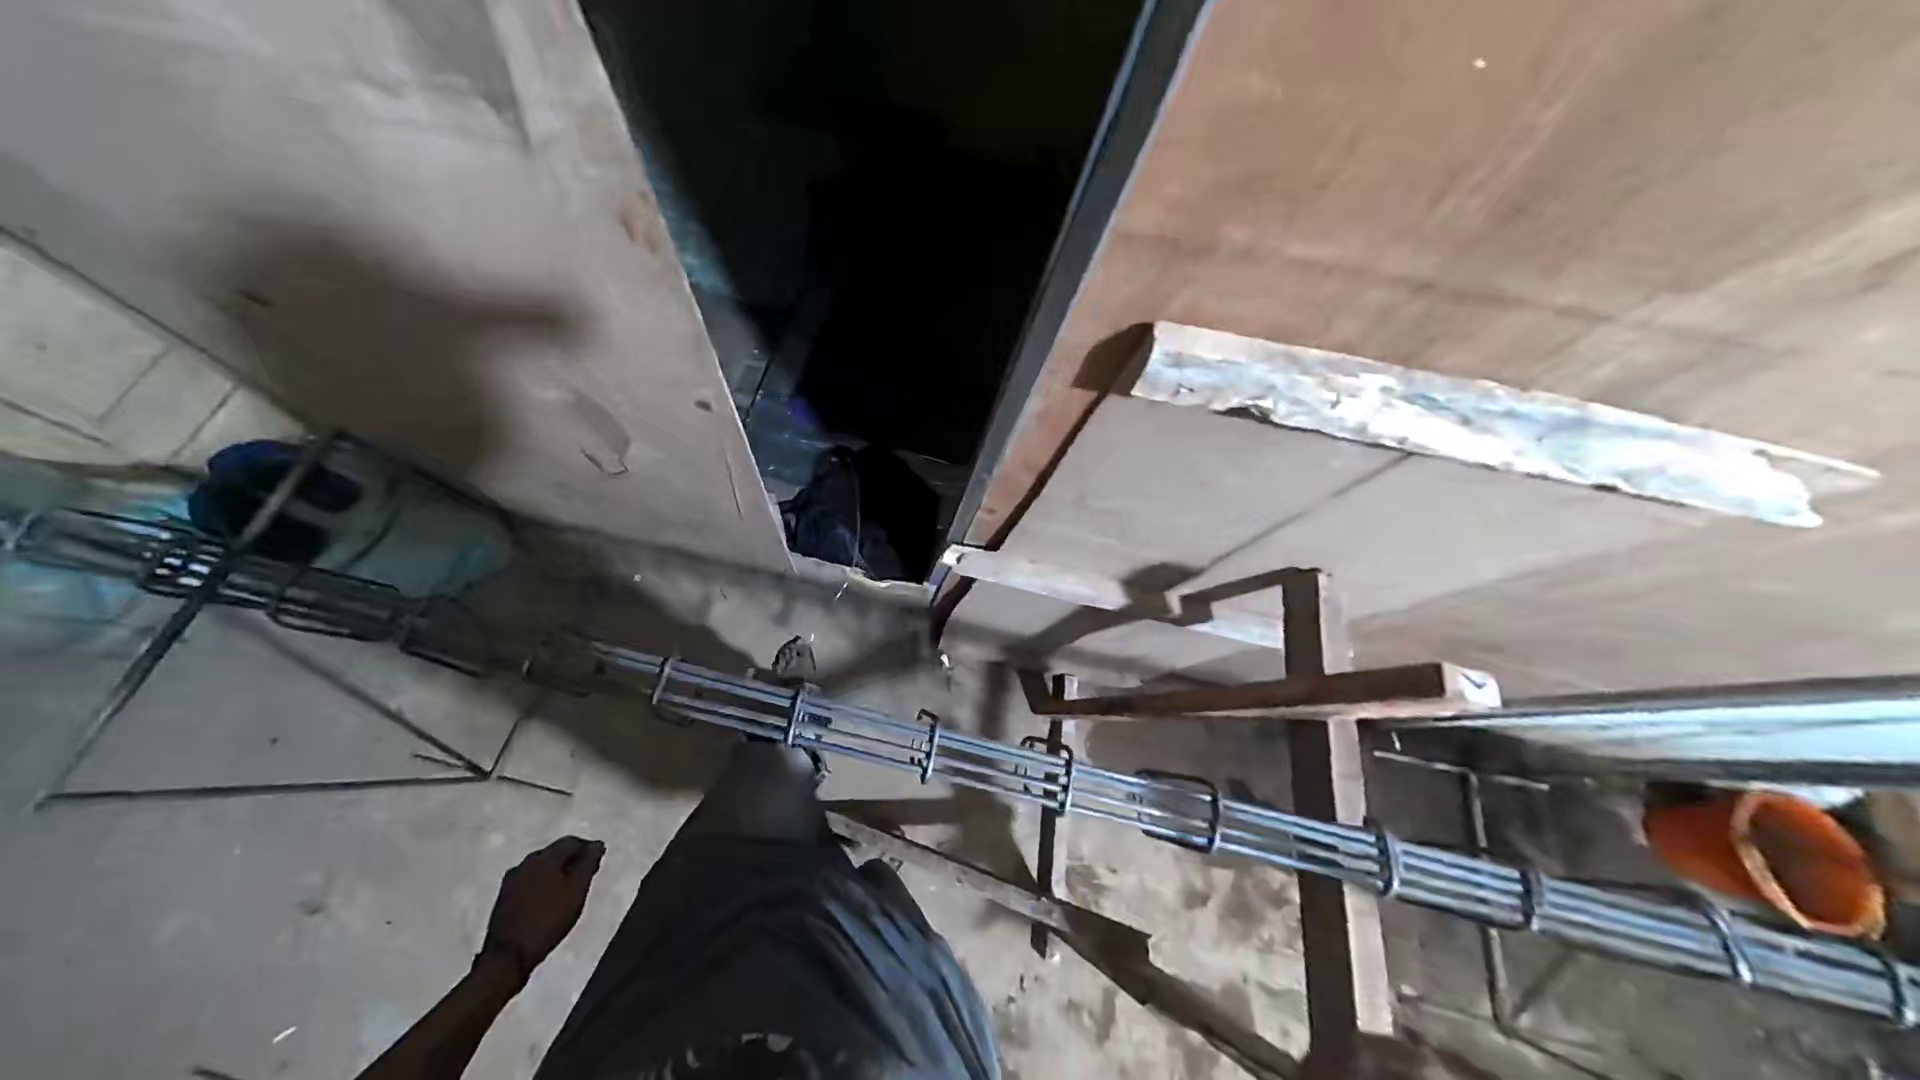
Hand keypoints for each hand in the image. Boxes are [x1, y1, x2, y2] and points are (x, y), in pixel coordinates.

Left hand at [480, 836, 604, 982]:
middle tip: (586, 874)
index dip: (588, 848)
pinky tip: (548, 899)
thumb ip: (588, 863)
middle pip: (554, 853)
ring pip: (540, 867)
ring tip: (568, 888)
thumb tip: (596, 845)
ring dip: (556, 872)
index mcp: (543, 858)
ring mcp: (510, 882)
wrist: (508, 956)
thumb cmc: (549, 919)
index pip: (570, 842)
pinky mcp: (503, 899)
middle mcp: (524, 864)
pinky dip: (542, 884)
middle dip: (572, 859)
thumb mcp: (577, 890)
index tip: (598, 860)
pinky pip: (529, 881)